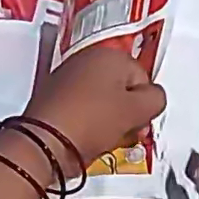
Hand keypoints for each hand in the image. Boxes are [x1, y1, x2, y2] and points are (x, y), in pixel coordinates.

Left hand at [23, 44, 166, 173]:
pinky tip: (86, 141)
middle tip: (125, 134)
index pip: (143, 79)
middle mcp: (85, 61)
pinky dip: (88, 125)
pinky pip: (80, 110)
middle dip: (127, 114)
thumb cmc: (91, 122)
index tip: (139, 124)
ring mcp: (65, 79)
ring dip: (108, 122)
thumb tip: (153, 98)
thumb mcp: (136, 111)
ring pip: (100, 102)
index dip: (145, 105)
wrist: (42, 143)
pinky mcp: (51, 100)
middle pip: (121, 90)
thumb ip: (156, 100)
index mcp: (109, 55)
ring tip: (105, 141)